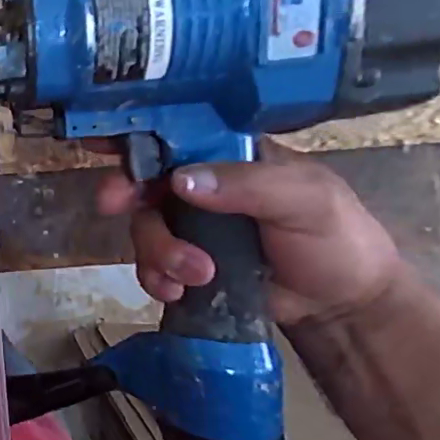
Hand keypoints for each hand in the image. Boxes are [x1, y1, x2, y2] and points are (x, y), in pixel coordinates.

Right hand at [97, 147, 405, 324]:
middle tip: (114, 205)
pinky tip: (176, 292)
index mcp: (229, 154)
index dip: (133, 130)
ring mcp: (188, 225)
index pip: (175, 131)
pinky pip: (149, 265)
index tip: (96, 136)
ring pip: (143, 226)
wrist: (343, 309)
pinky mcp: (183, 263)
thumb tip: (179, 180)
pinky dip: (155, 278)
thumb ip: (248, 184)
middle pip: (143, 179)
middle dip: (124, 193)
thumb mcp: (306, 200)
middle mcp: (200, 184)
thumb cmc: (336, 239)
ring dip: (158, 251)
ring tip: (195, 275)